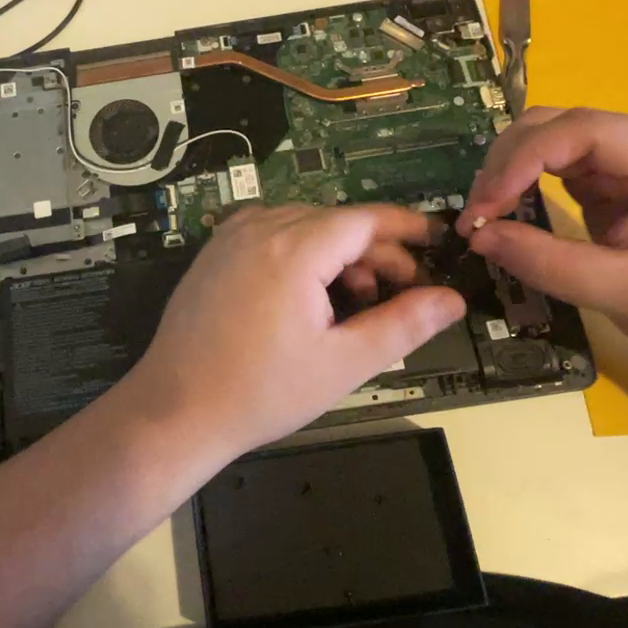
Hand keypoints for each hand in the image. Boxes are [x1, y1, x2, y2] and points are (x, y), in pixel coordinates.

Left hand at [111, 204, 465, 460]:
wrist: (176, 408)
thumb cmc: (262, 392)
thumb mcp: (343, 363)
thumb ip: (402, 326)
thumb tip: (451, 300)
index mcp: (294, 248)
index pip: (365, 219)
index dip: (407, 228)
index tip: (438, 240)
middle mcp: (260, 227)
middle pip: (335, 222)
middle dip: (375, 251)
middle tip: (398, 294)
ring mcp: (231, 236)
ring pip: (303, 225)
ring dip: (337, 252)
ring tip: (354, 299)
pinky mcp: (214, 252)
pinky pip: (270, 233)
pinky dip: (300, 251)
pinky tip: (307, 291)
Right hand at [456, 107, 627, 366]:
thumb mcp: (623, 292)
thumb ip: (548, 262)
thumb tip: (476, 236)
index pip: (582, 129)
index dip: (524, 157)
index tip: (486, 206)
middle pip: (559, 126)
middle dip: (509, 162)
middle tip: (477, 214)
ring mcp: (627, 166)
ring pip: (550, 143)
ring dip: (510, 171)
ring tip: (485, 215)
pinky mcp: (611, 187)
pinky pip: (554, 170)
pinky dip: (522, 187)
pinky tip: (506, 213)